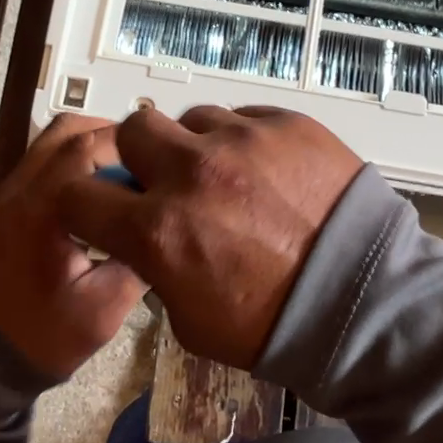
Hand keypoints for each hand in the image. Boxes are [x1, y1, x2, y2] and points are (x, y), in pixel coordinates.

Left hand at [0, 114, 147, 379]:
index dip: (130, 146)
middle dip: (110, 137)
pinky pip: (38, 163)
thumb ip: (138, 258)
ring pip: (48, 142)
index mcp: (43, 208)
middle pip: (66, 130)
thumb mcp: (104, 309)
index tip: (158, 166)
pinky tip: (93, 197)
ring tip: (120, 177)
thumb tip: (162, 223)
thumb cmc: (41, 337)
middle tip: (142, 166)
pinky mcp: (1, 206)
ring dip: (88, 147)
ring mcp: (4, 195)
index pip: (89, 146)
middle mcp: (19, 189)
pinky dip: (69, 164)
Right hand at [57, 106, 363, 368]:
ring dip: (199, 145)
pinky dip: (246, 140)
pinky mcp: (286, 122)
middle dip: (141, 154)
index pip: (80, 194)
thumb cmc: (273, 325)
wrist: (363, 299)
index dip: (85, 200)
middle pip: (134, 128)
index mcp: (158, 229)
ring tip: (231, 175)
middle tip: (167, 177)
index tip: (100, 205)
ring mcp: (241, 139)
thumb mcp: (190, 320)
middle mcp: (191, 172)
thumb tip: (151, 238)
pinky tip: (270, 170)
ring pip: (193, 119)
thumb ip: (157, 268)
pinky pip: (246, 117)